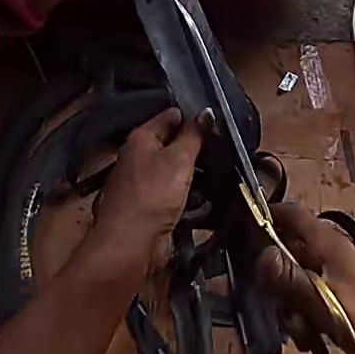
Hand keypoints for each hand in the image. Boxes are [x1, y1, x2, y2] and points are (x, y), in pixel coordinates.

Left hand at [82, 108, 209, 275]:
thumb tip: (207, 111)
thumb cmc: (152, 194)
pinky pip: (173, 192)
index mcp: (141, 138)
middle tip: (223, 147)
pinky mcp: (149, 205)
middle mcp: (138, 156)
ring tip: (222, 170)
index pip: (169, 117)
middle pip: (171, 143)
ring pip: (174, 169)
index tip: (215, 121)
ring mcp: (143, 181)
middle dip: (195, 146)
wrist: (131, 242)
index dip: (191, 116)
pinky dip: (188, 193)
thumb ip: (194, 135)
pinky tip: (207, 195)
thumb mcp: (179, 160)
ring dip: (194, 172)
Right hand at [256, 202, 354, 351]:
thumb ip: (293, 279)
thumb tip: (260, 253)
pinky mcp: (340, 317)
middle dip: (276, 278)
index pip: (294, 216)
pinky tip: (311, 343)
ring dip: (290, 308)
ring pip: (295, 286)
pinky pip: (307, 310)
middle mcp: (333, 264)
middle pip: (289, 254)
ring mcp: (337, 291)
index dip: (269, 214)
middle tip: (277, 301)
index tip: (243, 228)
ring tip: (301, 331)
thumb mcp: (331, 304)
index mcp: (334, 248)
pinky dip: (303, 324)